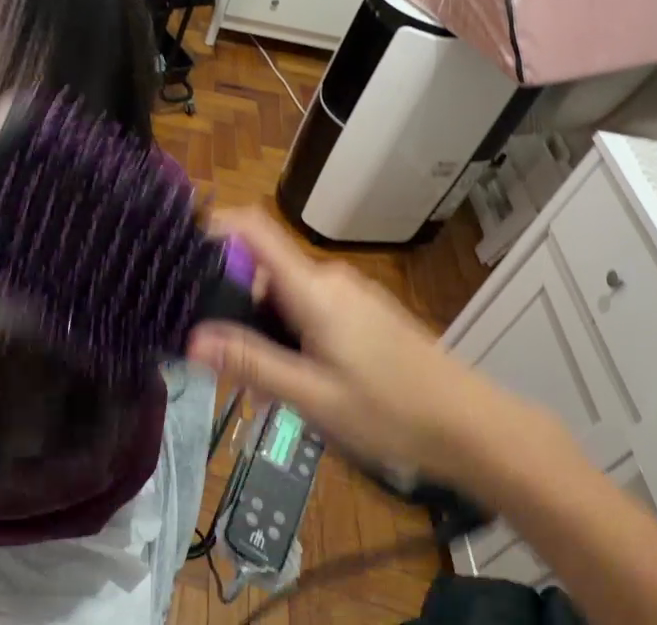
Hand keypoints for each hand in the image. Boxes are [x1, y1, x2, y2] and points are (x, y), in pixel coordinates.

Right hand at [185, 208, 517, 484]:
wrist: (478, 429)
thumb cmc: (393, 411)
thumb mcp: (314, 395)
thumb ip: (251, 363)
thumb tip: (191, 340)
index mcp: (313, 289)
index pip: (254, 229)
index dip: (214, 227)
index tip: (179, 251)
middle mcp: (329, 279)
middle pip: (262, 271)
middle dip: (235, 308)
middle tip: (224, 362)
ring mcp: (350, 294)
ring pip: (284, 296)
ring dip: (264, 330)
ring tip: (265, 385)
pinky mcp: (363, 312)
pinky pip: (309, 309)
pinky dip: (291, 334)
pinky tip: (301, 379)